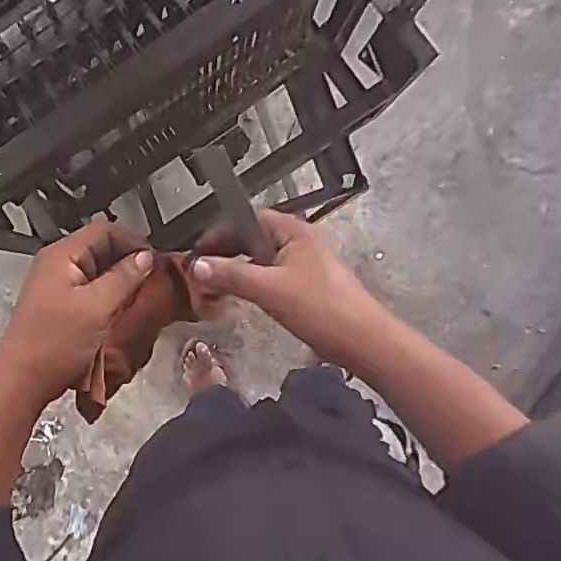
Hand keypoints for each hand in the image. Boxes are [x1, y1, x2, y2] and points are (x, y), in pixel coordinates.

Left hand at [0, 218, 154, 409]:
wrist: (22, 382)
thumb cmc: (54, 344)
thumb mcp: (97, 307)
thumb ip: (124, 277)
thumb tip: (146, 257)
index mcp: (62, 255)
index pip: (105, 230)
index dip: (134, 241)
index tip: (156, 261)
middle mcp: (56, 264)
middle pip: (101, 248)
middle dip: (128, 262)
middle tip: (150, 282)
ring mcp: (56, 284)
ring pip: (97, 271)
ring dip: (120, 282)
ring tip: (138, 298)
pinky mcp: (58, 305)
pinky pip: (89, 290)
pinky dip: (107, 297)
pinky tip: (119, 312)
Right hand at [190, 210, 387, 371]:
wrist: (362, 342)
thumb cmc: (324, 309)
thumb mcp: (269, 288)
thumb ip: (230, 274)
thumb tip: (198, 265)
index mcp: (296, 232)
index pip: (249, 218)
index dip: (221, 230)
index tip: (200, 248)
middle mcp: (300, 242)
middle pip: (253, 238)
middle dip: (226, 250)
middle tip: (203, 266)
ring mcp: (304, 265)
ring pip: (261, 259)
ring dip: (237, 268)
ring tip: (215, 282)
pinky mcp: (304, 287)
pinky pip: (270, 277)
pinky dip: (251, 283)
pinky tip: (240, 296)